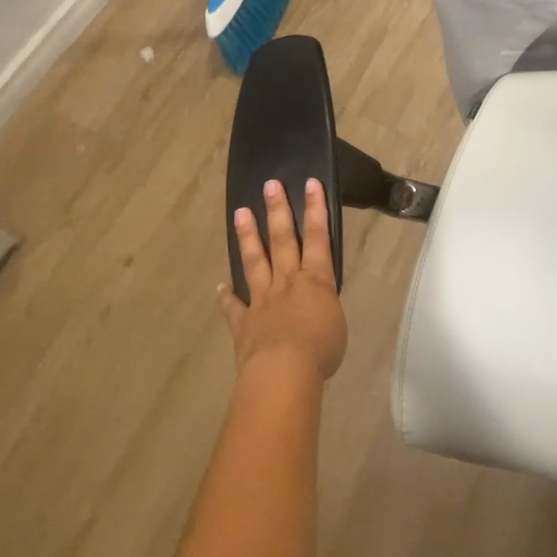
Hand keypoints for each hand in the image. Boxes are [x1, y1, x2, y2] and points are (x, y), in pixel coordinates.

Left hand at [218, 178, 346, 382]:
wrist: (284, 372)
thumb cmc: (321, 348)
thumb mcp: (336, 322)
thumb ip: (324, 307)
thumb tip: (318, 308)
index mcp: (317, 280)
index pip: (319, 237)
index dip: (316, 209)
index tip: (310, 183)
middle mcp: (288, 282)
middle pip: (283, 240)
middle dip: (278, 210)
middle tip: (270, 185)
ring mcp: (263, 300)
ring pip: (255, 261)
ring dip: (249, 237)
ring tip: (241, 213)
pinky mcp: (244, 323)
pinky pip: (234, 306)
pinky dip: (227, 296)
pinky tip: (221, 286)